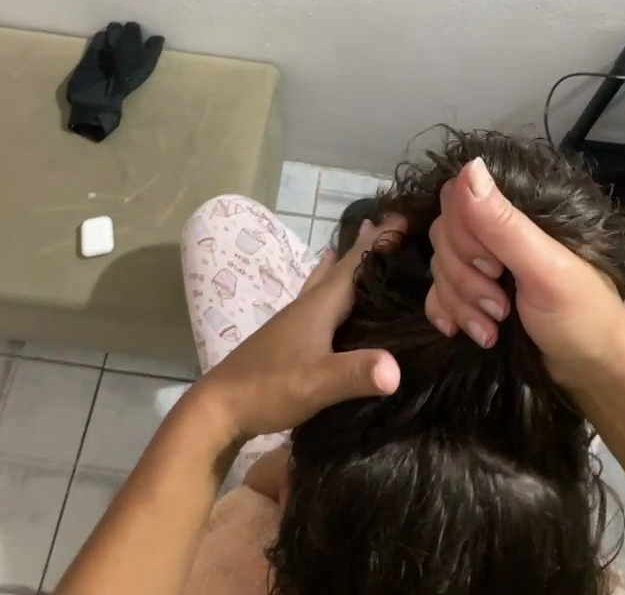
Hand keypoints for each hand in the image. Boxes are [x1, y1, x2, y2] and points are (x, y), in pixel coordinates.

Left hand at [189, 240, 401, 442]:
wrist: (220, 407)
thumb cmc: (269, 388)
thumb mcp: (318, 384)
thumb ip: (355, 374)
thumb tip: (397, 370)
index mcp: (319, 305)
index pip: (354, 264)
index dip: (380, 242)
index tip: (405, 217)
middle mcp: (308, 304)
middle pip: (342, 266)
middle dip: (367, 245)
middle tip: (390, 222)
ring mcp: (296, 318)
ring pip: (328, 278)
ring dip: (348, 260)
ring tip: (362, 240)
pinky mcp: (290, 334)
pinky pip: (318, 295)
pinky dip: (331, 281)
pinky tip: (324, 284)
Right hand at [424, 158, 624, 393]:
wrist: (594, 373)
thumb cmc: (581, 317)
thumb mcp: (544, 270)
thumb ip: (503, 223)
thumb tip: (469, 165)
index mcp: (517, 214)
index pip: (456, 200)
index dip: (462, 236)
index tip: (493, 267)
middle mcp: (495, 232)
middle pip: (444, 236)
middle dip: (465, 279)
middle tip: (501, 308)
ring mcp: (483, 264)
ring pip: (440, 266)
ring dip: (461, 303)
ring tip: (493, 330)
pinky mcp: (473, 294)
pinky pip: (436, 291)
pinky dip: (446, 312)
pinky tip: (463, 332)